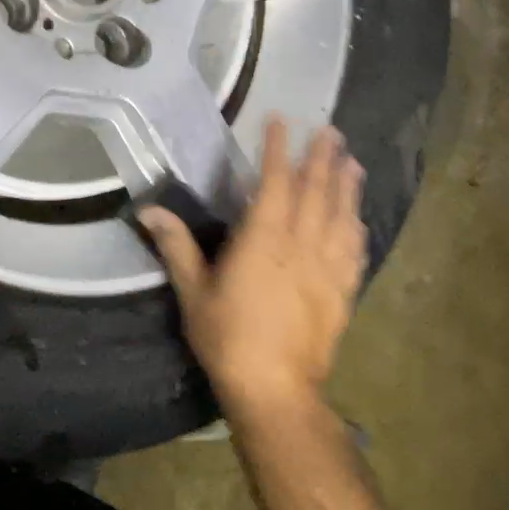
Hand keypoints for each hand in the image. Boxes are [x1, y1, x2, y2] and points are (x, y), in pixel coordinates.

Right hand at [138, 118, 365, 412]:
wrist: (275, 388)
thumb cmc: (226, 337)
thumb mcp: (193, 292)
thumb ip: (177, 247)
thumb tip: (149, 210)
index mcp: (263, 241)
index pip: (274, 184)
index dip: (278, 150)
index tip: (282, 121)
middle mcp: (301, 247)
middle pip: (317, 193)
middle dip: (322, 159)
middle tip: (331, 131)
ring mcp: (327, 269)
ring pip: (341, 217)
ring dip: (347, 186)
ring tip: (352, 161)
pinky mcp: (342, 293)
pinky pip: (354, 250)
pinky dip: (357, 227)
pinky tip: (359, 217)